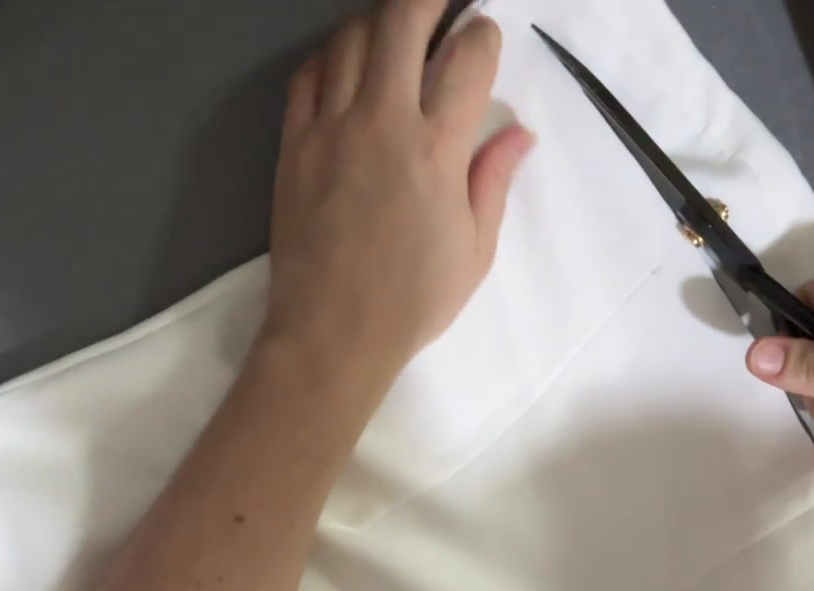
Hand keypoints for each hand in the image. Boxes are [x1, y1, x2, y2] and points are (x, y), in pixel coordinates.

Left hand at [257, 0, 535, 384]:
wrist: (332, 335)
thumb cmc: (412, 303)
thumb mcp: (474, 253)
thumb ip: (494, 183)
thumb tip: (520, 134)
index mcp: (437, 152)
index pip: (468, 58)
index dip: (483, 35)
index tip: (485, 39)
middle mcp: (382, 123)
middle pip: (403, 20)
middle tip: (441, 3)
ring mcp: (330, 129)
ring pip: (351, 38)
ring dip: (379, 21)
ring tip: (396, 29)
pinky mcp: (293, 146)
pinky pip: (308, 75)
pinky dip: (331, 56)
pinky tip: (346, 65)